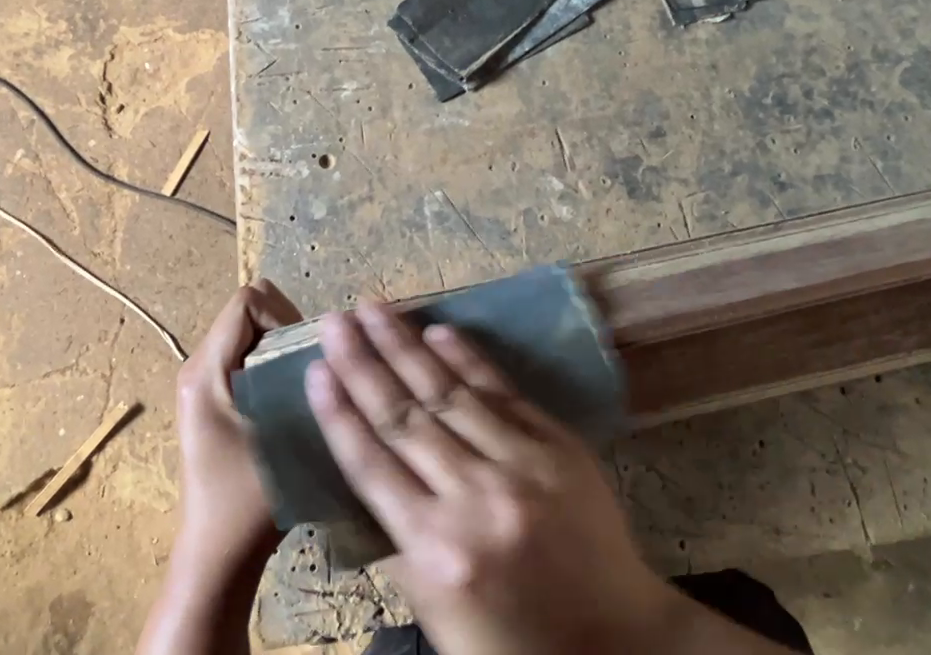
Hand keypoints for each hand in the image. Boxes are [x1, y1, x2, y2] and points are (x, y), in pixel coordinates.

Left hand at [174, 278, 301, 568]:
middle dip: (287, 330)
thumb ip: (308, 388)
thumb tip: (340, 348)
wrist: (218, 555)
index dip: (284, 314)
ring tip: (307, 387)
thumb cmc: (249, 500)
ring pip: (251, 337)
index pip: (246, 302)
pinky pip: (247, 359)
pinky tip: (294, 403)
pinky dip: (274, 367)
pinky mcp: (214, 401)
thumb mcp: (286, 437)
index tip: (307, 354)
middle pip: (249, 314)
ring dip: (283, 351)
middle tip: (313, 370)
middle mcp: (197, 368)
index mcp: (205, 371)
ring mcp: (203, 385)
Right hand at [304, 303, 678, 654]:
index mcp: (434, 548)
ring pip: (449, 393)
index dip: (338, 413)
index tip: (315, 371)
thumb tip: (369, 474)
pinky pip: (503, 392)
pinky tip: (440, 331)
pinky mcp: (558, 446)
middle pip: (403, 416)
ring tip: (374, 309)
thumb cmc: (512, 637)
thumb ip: (399, 541)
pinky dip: (469, 359)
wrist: (614, 639)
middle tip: (334, 321)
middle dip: (362, 363)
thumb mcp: (436, 610)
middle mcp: (473, 498)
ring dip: (406, 346)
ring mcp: (521, 464)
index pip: (371, 464)